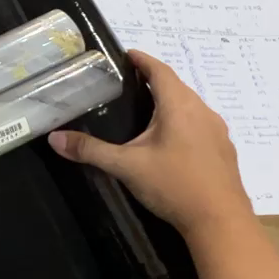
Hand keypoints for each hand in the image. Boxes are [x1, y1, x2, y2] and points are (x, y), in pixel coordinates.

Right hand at [46, 50, 251, 239]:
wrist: (221, 224)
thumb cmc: (174, 185)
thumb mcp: (126, 166)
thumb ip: (90, 150)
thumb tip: (54, 139)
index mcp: (179, 107)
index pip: (160, 71)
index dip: (142, 60)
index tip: (125, 54)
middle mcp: (202, 112)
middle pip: (176, 86)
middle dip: (153, 80)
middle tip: (125, 83)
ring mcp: (217, 132)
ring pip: (190, 106)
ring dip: (169, 101)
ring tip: (143, 109)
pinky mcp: (224, 151)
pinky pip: (199, 124)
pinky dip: (181, 121)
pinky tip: (168, 140)